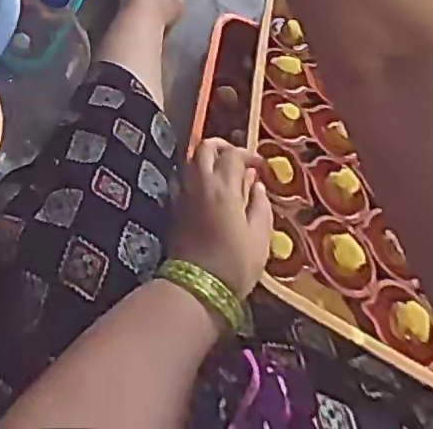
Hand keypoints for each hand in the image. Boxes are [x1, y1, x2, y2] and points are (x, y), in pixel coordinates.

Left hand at [168, 138, 272, 296]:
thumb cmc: (235, 264)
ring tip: (220, 171)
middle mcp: (200, 181)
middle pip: (205, 146)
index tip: (258, 167)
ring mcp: (183, 191)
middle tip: (236, 158)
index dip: (248, 154)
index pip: (233, 154)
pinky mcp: (172, 203)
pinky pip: (180, 176)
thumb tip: (256, 184)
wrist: (196, 286)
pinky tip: (203, 187)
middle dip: (221, 146)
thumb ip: (260, 206)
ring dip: (205, 157)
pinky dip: (192, 173)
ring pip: (190, 158)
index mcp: (224, 187)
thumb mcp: (260, 238)